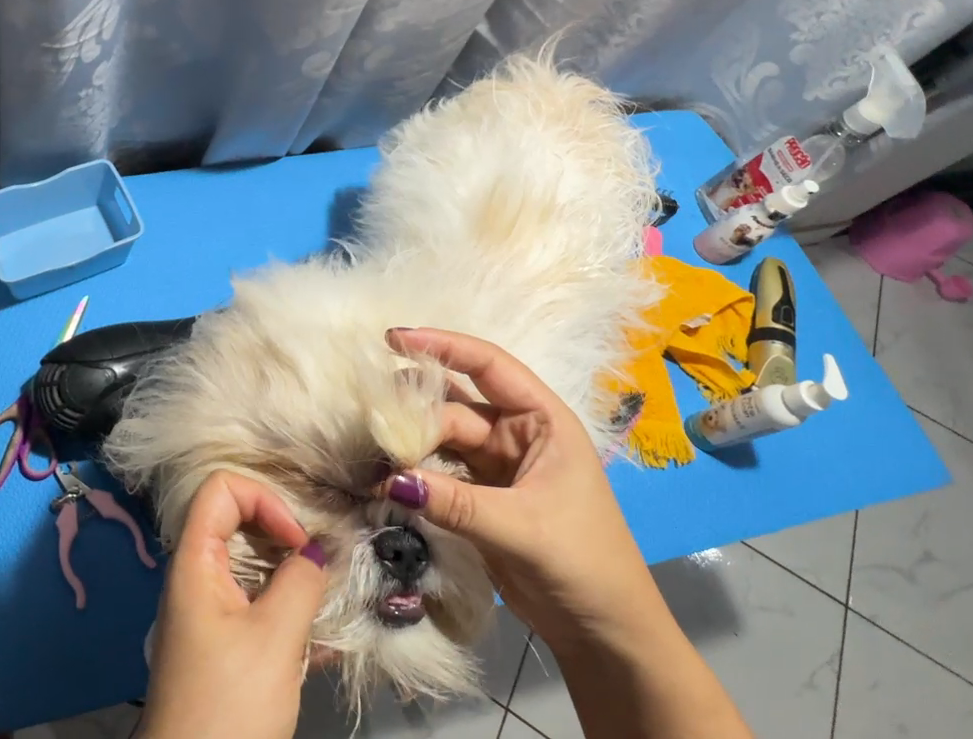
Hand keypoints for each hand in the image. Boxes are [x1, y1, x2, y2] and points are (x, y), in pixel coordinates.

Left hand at [138, 471, 328, 738]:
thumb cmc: (229, 702)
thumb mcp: (274, 639)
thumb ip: (301, 583)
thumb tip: (320, 549)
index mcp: (195, 562)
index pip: (222, 488)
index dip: (264, 500)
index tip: (298, 542)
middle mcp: (196, 576)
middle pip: (238, 522)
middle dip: (286, 537)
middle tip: (322, 568)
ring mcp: (207, 610)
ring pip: (253, 567)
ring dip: (293, 578)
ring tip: (329, 602)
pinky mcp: (222, 643)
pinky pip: (257, 605)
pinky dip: (289, 611)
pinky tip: (325, 641)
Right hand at [378, 327, 666, 654]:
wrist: (604, 633)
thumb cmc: (585, 563)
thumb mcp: (523, 528)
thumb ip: (456, 503)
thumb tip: (391, 480)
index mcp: (542, 421)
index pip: (488, 365)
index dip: (442, 346)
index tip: (393, 339)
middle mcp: (515, 434)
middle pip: (452, 408)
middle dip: (414, 415)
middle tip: (373, 432)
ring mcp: (494, 467)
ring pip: (440, 439)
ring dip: (407, 444)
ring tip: (369, 451)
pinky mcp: (477, 498)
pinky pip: (436, 474)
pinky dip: (411, 475)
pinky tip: (382, 478)